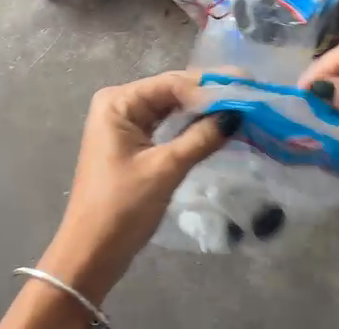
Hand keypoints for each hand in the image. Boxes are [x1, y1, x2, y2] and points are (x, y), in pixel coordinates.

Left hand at [37, 72, 232, 302]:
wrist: (90, 256)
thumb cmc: (121, 209)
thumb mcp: (164, 170)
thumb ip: (200, 138)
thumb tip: (236, 114)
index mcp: (118, 102)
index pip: (171, 83)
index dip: (209, 85)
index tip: (245, 86)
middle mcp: (119, 104)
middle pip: (172, 91)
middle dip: (209, 94)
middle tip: (248, 92)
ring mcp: (125, 125)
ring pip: (171, 108)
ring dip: (203, 109)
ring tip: (241, 105)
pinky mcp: (133, 144)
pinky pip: (167, 126)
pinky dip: (191, 126)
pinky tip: (217, 125)